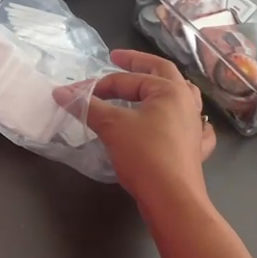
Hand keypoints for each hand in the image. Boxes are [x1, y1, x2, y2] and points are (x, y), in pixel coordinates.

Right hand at [62, 50, 214, 208]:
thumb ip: (87, 107)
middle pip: (162, 73)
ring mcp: (194, 125)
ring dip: (161, 88)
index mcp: (169, 90)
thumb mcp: (112, 126)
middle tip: (117, 59)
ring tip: (147, 85)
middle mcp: (186, 102)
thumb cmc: (144, 155)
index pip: (126, 80)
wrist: (172, 198)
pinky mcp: (195, 148)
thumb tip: (61, 93)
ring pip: (180, 96)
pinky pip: (193, 126)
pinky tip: (180, 123)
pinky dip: (184, 120)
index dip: (97, 85)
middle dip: (138, 65)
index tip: (73, 93)